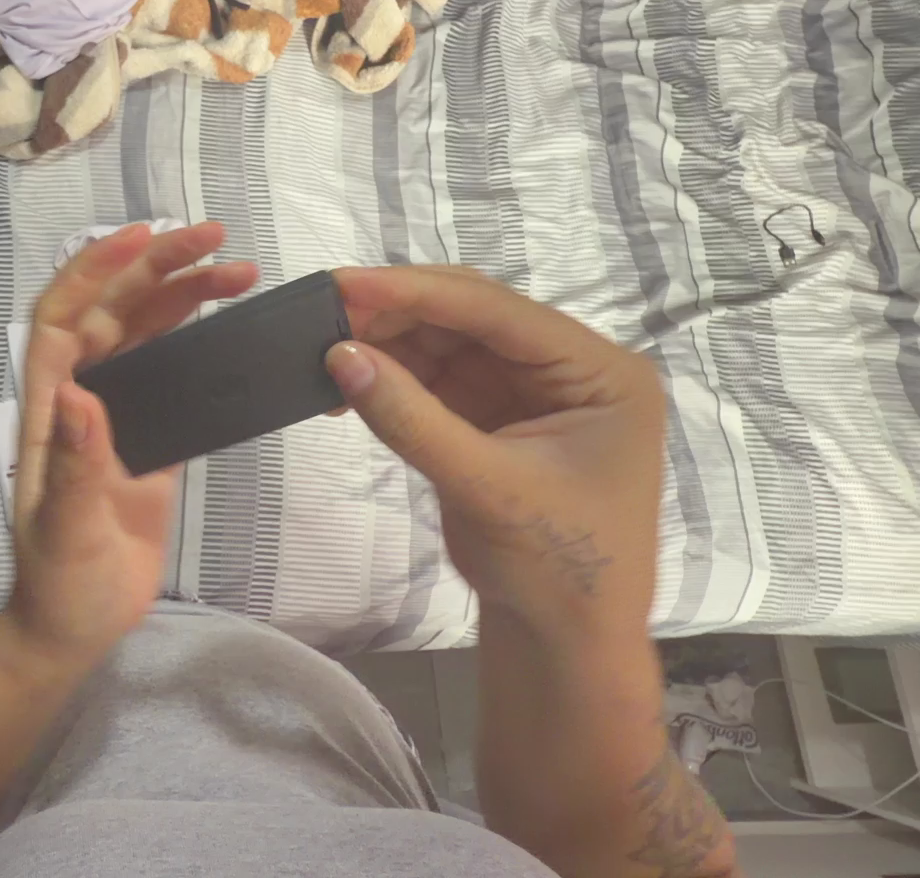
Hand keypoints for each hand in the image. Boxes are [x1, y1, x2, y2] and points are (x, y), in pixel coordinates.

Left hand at [6, 223, 257, 664]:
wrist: (78, 624)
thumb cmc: (59, 581)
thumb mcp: (64, 528)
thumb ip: (76, 465)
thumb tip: (81, 394)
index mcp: (50, 407)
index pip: (61, 318)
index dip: (93, 272)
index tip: (140, 238)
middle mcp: (82, 398)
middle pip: (114, 313)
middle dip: (158, 269)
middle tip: (215, 238)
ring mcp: (119, 416)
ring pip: (149, 337)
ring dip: (186, 298)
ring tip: (238, 272)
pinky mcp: (150, 439)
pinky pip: (174, 377)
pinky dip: (200, 346)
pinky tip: (229, 328)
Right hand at [322, 266, 665, 644]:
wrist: (562, 636)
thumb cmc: (555, 565)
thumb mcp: (485, 487)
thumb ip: (410, 418)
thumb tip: (338, 355)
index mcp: (596, 371)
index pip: (497, 311)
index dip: (416, 293)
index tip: (344, 283)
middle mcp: (561, 367)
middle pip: (466, 315)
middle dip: (394, 312)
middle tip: (323, 313)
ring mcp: (521, 389)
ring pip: (440, 342)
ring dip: (383, 342)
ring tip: (323, 349)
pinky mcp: (485, 413)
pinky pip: (427, 378)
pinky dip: (385, 376)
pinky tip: (345, 383)